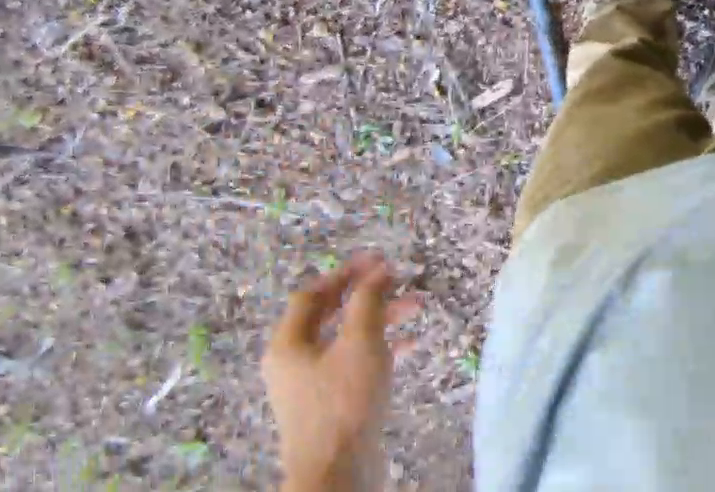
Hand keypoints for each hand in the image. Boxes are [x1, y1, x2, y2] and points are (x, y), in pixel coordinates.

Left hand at [262, 251, 421, 491]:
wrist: (337, 466)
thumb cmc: (344, 398)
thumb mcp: (360, 342)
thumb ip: (368, 302)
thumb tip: (378, 270)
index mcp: (289, 344)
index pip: (311, 295)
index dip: (344, 273)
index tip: (379, 258)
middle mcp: (294, 360)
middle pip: (330, 314)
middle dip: (368, 293)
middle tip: (401, 277)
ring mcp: (311, 381)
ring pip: (347, 335)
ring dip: (380, 317)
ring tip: (417, 308)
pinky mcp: (331, 398)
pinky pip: (355, 358)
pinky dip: (380, 344)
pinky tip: (409, 343)